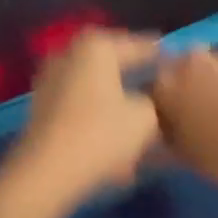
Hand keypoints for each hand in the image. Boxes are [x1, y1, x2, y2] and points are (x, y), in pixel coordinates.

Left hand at [6, 29, 161, 211]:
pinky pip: (79, 104)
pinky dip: (97, 114)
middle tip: (156, 84)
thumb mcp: (145, 118)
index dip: (161, 55)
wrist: (47, 171)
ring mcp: (51, 78)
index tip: (177, 60)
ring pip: (94, 85)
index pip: (139, 46)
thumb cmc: (101, 134)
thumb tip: (148, 98)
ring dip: (115, 98)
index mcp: (97, 47)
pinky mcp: (41, 105)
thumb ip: (153, 100)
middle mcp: (70, 53)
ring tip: (136, 113)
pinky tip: (113, 133)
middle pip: (112, 63)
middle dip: (134, 76)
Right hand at [152, 50, 217, 190]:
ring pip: (199, 71)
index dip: (150, 107)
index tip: (156, 122)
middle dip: (176, 90)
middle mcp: (186, 60)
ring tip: (208, 112)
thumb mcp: (178, 152)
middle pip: (173, 72)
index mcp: (163, 81)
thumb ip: (164, 132)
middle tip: (182, 115)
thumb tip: (160, 127)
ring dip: (200, 86)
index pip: (146, 89)